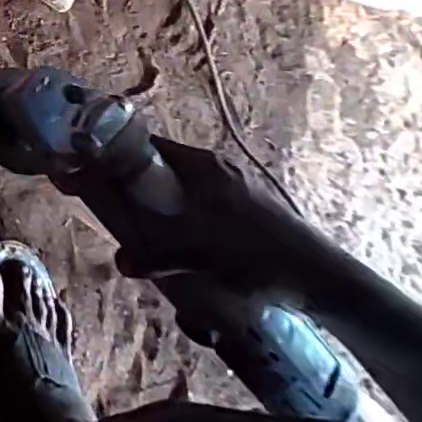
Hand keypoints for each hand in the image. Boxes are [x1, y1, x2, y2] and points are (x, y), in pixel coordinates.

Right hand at [112, 137, 351, 310]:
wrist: (317, 275)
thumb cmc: (252, 251)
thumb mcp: (195, 253)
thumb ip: (153, 255)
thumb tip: (121, 260)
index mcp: (203, 166)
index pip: (152, 146)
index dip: (125, 157)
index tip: (104, 176)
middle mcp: (218, 169)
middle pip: (167, 169)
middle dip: (146, 191)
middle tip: (129, 216)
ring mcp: (236, 188)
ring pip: (187, 191)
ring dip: (169, 210)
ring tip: (159, 239)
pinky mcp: (250, 209)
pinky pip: (206, 206)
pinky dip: (191, 221)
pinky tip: (194, 251)